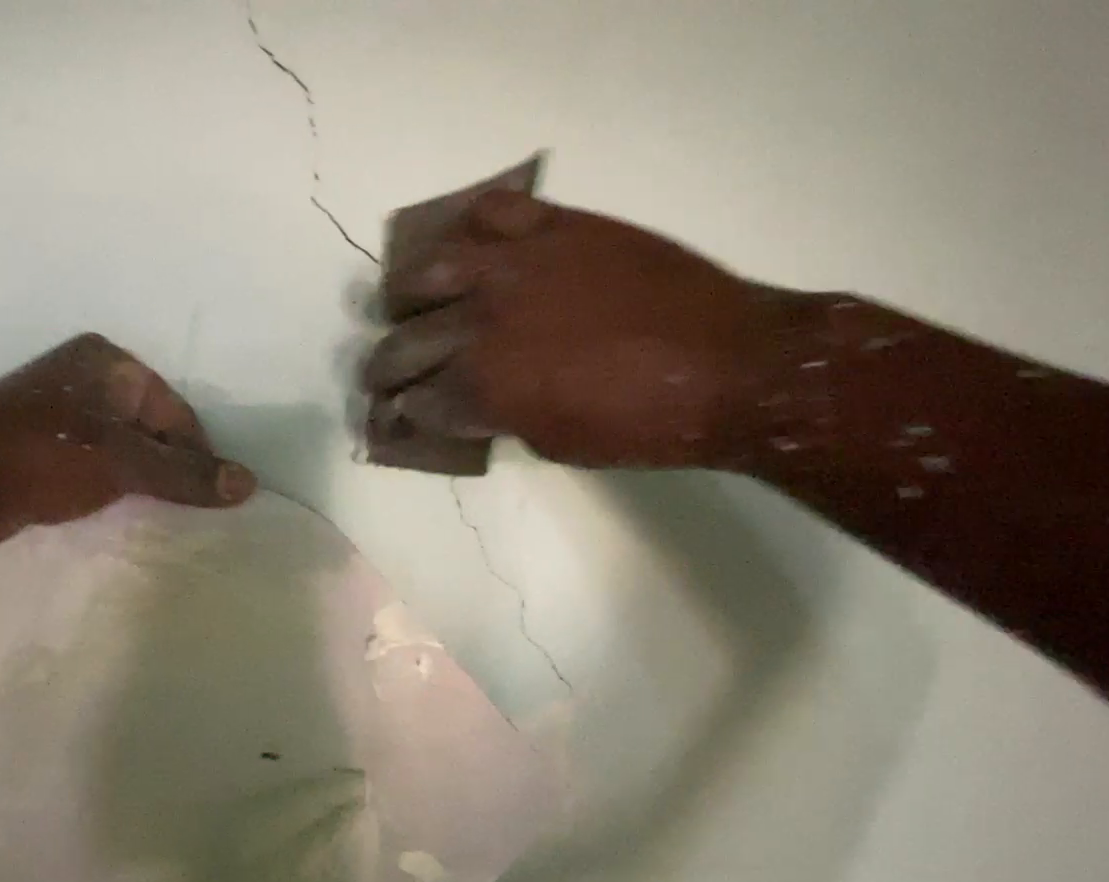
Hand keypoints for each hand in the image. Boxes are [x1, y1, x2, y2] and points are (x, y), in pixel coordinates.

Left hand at [0, 333, 255, 553]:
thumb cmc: (42, 460)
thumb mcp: (123, 464)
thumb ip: (186, 474)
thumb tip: (249, 483)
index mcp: (108, 361)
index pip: (176, 410)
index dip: (195, 455)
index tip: (207, 498)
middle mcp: (85, 373)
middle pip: (152, 424)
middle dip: (167, 465)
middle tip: (180, 507)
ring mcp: (59, 405)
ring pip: (123, 443)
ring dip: (139, 476)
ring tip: (147, 510)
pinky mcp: (39, 438)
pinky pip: (95, 455)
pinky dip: (109, 479)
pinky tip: (109, 505)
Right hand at [363, 191, 798, 468]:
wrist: (728, 364)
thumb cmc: (643, 425)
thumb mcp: (556, 442)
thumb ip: (500, 418)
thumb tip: (474, 403)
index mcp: (484, 388)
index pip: (415, 401)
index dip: (400, 414)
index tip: (394, 416)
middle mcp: (483, 322)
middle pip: (405, 342)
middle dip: (383, 368)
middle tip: (380, 375)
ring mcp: (516, 266)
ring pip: (429, 268)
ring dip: (404, 292)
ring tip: (403, 300)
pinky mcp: (556, 226)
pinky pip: (493, 212)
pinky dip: (472, 226)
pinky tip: (471, 245)